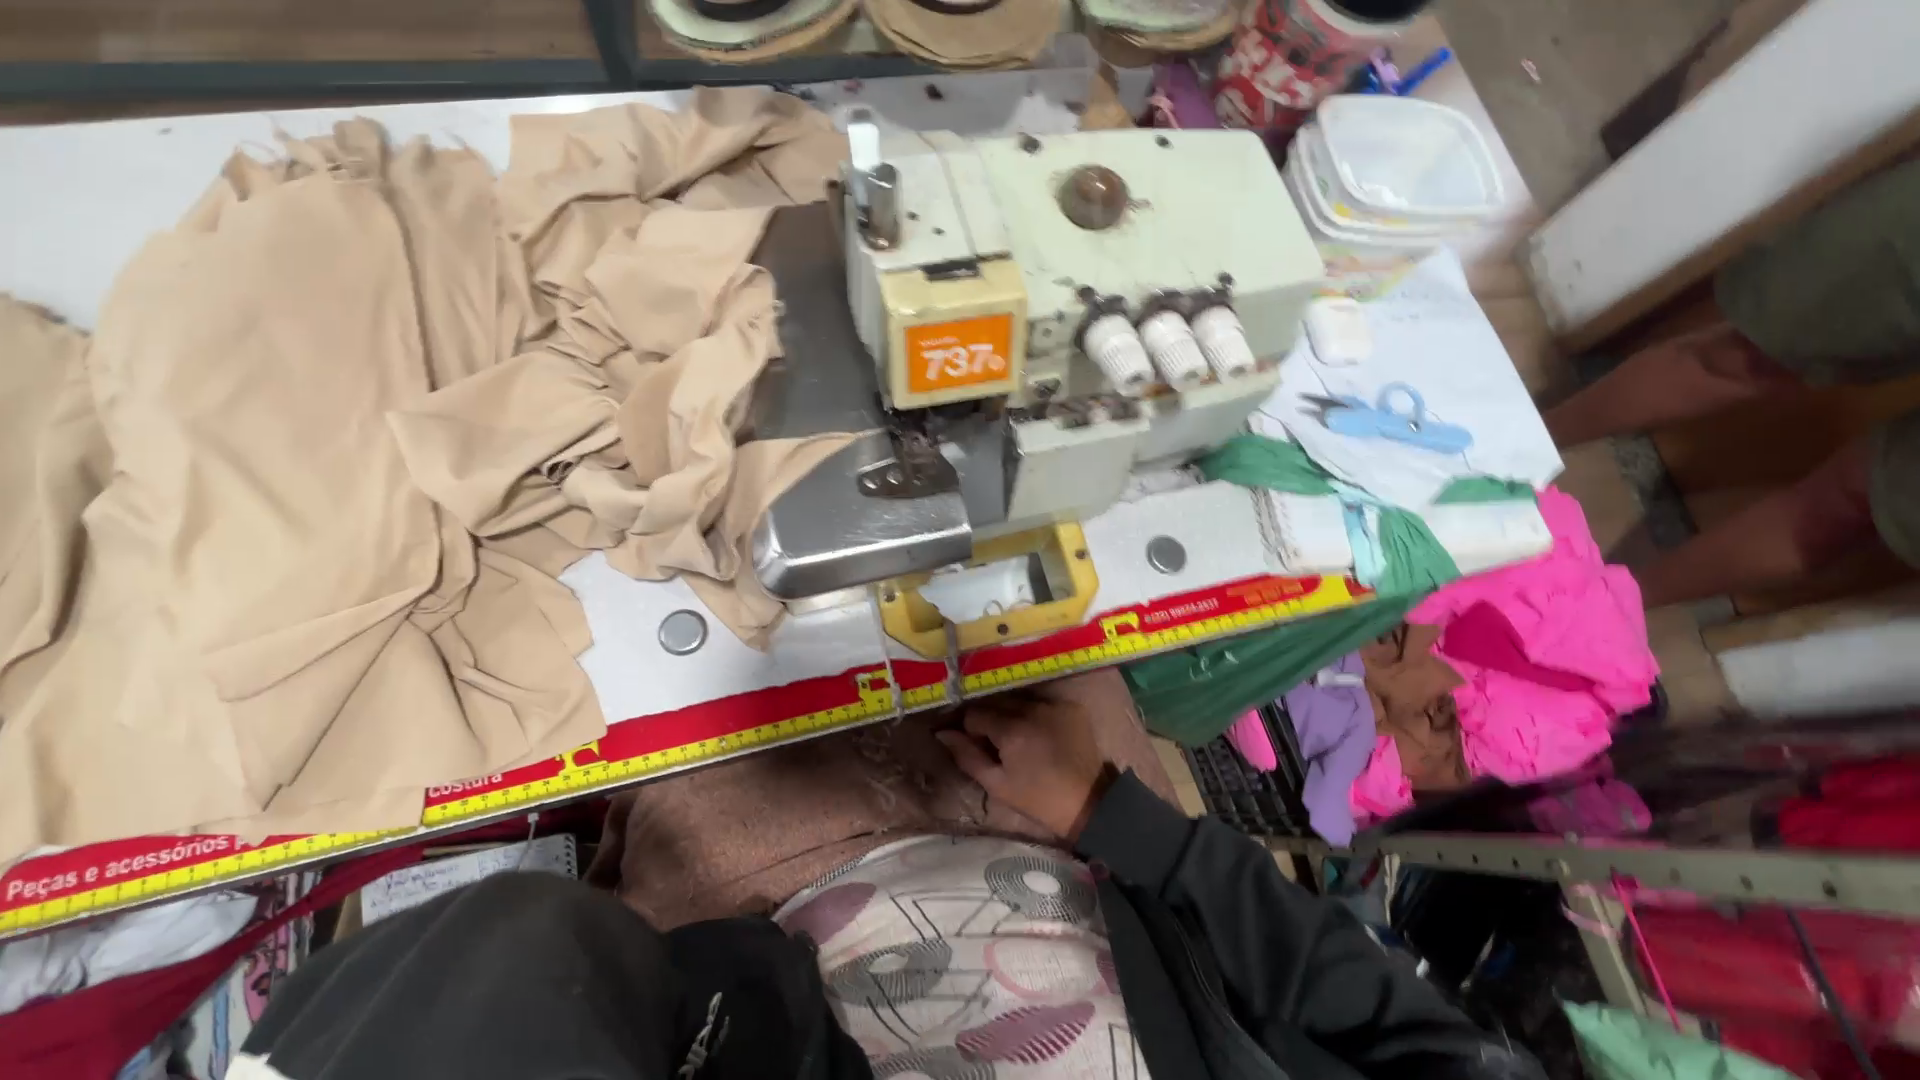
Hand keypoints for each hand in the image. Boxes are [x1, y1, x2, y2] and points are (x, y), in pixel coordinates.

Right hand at [935, 685, 1114, 840]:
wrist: (1088, 803)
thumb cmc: (1037, 799)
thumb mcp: (996, 784)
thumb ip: (967, 756)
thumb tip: (943, 733)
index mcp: (1011, 730)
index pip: (975, 714)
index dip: (970, 731)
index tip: (979, 747)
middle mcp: (1032, 709)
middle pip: (996, 702)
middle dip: (990, 719)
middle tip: (996, 743)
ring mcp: (1054, 705)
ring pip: (1018, 700)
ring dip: (1012, 713)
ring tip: (1019, 737)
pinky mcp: (1071, 706)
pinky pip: (1041, 702)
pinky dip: (1035, 713)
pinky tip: (1041, 733)